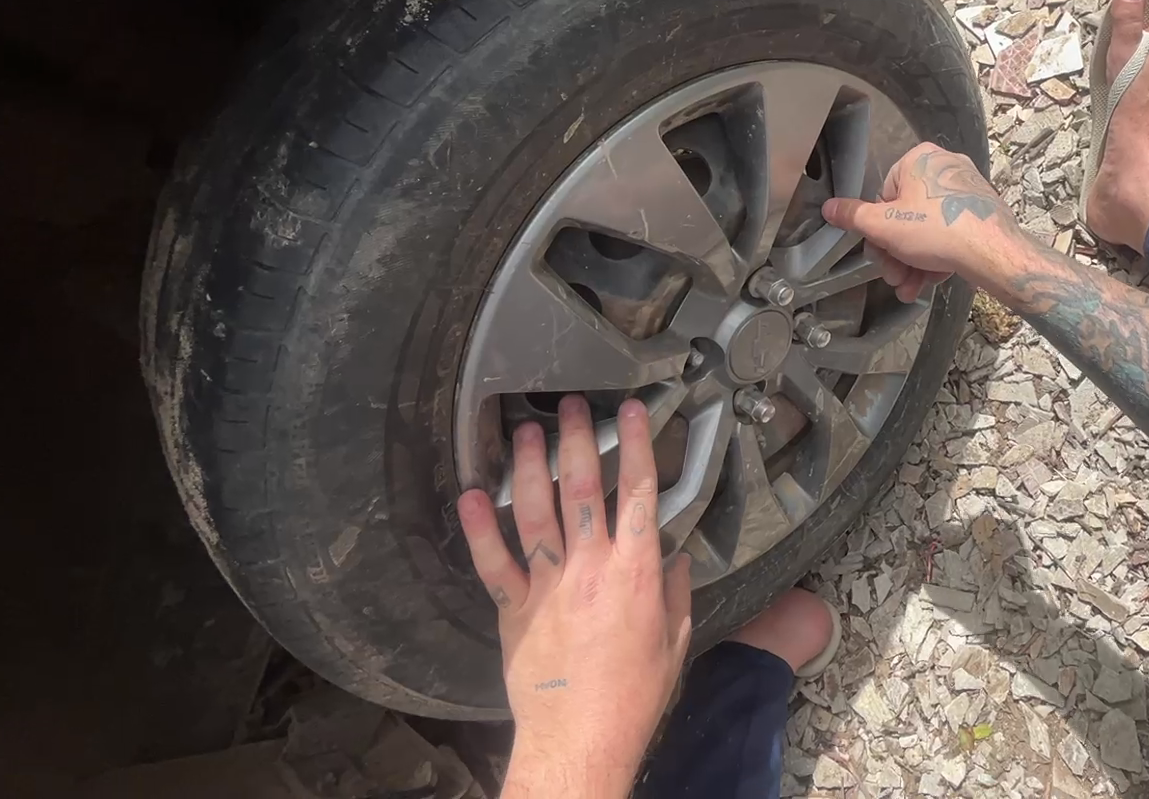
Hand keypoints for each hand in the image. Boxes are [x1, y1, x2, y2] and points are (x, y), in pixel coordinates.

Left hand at [458, 397, 691, 797]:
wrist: (579, 743)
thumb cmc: (636, 692)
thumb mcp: (676, 637)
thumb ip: (678, 590)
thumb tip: (677, 555)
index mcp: (636, 570)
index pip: (638, 492)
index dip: (637, 444)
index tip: (632, 410)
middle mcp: (590, 567)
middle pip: (582, 489)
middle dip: (576, 441)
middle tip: (570, 405)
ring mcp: (546, 586)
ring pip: (534, 513)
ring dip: (529, 468)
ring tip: (526, 431)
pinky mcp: (512, 611)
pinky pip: (492, 562)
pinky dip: (478, 528)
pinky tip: (470, 495)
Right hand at [821, 142, 1015, 301]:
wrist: (992, 251)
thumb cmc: (935, 231)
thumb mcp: (884, 226)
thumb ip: (854, 217)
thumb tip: (829, 208)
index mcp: (919, 160)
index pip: (885, 196)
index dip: (878, 231)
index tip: (879, 254)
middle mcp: (945, 167)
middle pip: (907, 216)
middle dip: (896, 254)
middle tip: (893, 278)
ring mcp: (967, 189)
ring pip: (929, 230)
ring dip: (914, 263)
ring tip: (909, 289)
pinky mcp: (983, 211)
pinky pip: (951, 233)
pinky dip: (938, 257)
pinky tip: (931, 282)